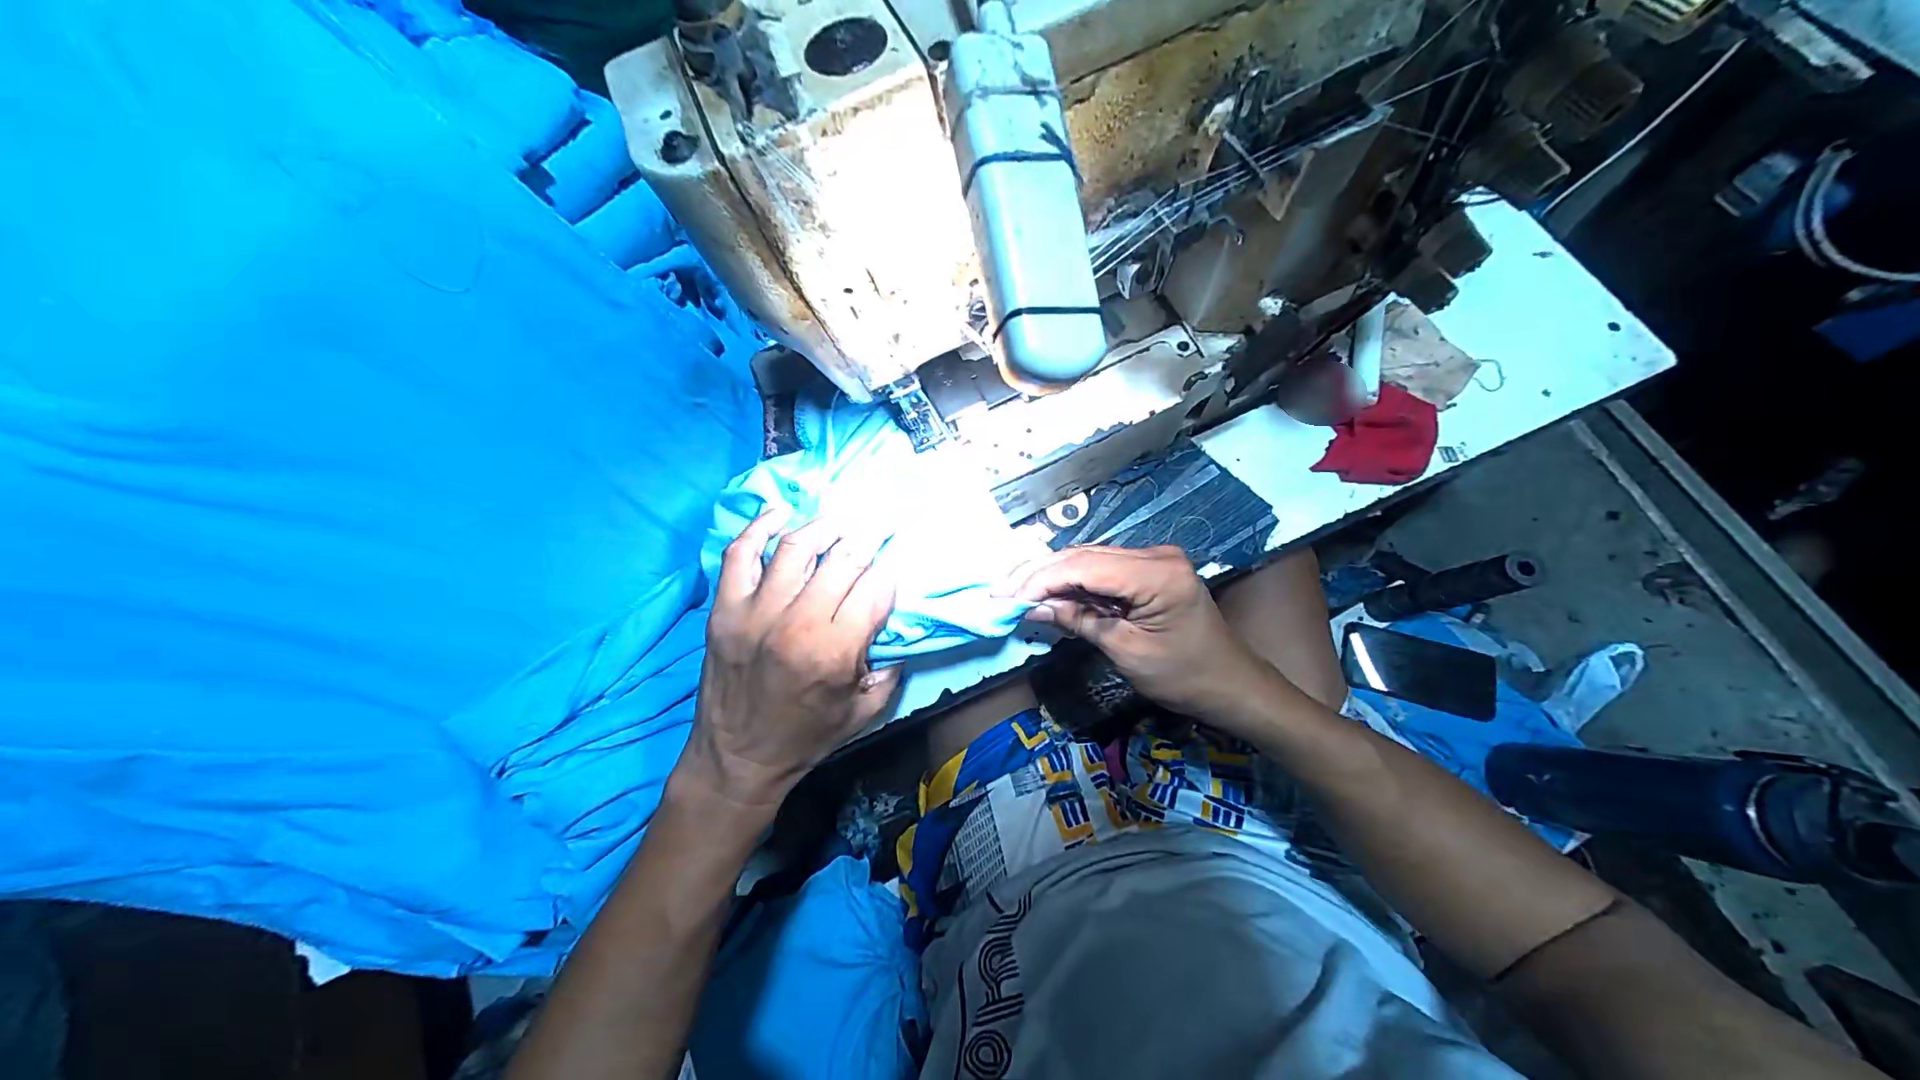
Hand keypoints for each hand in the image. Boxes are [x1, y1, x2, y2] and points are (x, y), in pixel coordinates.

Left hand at [677, 510, 901, 815]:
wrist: (738, 758)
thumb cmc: (807, 737)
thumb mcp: (864, 710)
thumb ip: (890, 666)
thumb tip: (898, 621)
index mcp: (834, 651)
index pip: (874, 588)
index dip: (890, 571)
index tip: (894, 563)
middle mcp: (795, 624)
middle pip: (842, 559)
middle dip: (868, 537)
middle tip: (879, 524)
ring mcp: (754, 612)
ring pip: (795, 547)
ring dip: (824, 526)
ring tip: (841, 520)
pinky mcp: (724, 609)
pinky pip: (740, 554)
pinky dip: (759, 528)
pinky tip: (780, 514)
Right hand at [1003, 545, 1276, 722]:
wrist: (1229, 684)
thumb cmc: (1182, 676)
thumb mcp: (1125, 651)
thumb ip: (1078, 620)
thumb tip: (1032, 606)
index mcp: (1158, 573)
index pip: (1086, 565)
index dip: (1042, 578)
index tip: (1008, 596)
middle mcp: (1156, 554)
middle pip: (1085, 555)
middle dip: (1041, 573)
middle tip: (1002, 591)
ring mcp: (1154, 558)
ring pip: (1090, 559)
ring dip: (1053, 574)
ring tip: (1016, 590)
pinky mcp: (1149, 569)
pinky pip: (1103, 568)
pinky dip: (1073, 580)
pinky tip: (1047, 589)